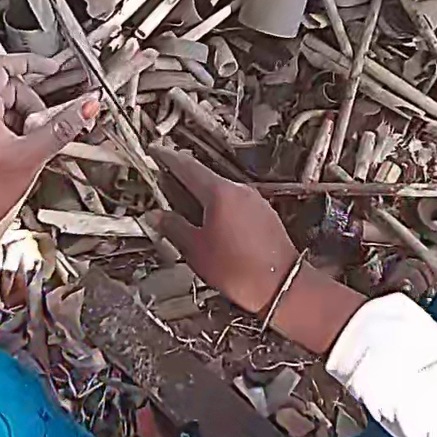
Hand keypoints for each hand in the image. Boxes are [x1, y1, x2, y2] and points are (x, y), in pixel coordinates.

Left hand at [0, 55, 97, 271]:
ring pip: (6, 109)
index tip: (51, 68)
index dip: (31, 63)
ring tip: (35, 143)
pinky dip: (17, 132)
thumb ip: (62, 128)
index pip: (3, 67)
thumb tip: (86, 107)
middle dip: (34, 104)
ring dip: (27, 120)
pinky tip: (26, 152)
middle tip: (47, 125)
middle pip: (10, 90)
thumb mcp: (31, 155)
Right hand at [153, 147, 364, 353]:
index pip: (188, 167)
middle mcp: (240, 189)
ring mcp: (255, 200)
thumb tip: (156, 216)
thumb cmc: (237, 269)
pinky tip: (216, 226)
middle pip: (206, 178)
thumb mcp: (196, 249)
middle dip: (185, 181)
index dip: (168, 158)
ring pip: (223, 191)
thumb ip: (174, 227)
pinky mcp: (265, 212)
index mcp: (220, 192)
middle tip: (167, 187)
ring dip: (204, 197)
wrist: (280, 283)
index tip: (157, 152)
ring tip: (189, 213)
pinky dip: (222, 208)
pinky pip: (237, 203)